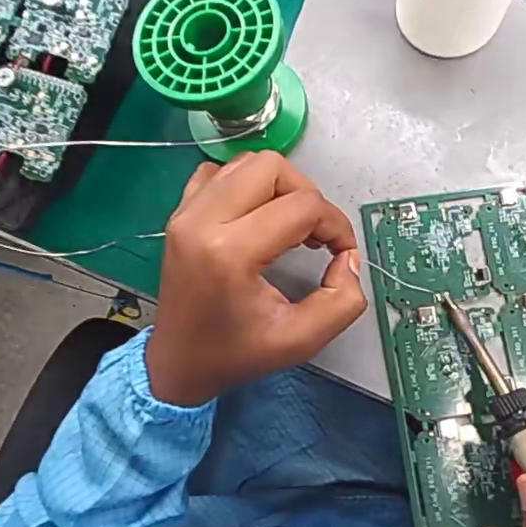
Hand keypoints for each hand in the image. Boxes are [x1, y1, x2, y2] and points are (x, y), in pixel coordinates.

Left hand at [145, 152, 366, 405]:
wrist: (177, 363)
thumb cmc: (234, 354)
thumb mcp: (301, 340)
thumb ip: (342, 300)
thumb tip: (347, 258)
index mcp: (230, 252)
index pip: (302, 207)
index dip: (336, 225)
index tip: (340, 252)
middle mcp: (202, 221)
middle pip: (272, 167)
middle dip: (307, 194)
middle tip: (313, 233)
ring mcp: (185, 213)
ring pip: (245, 163)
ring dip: (278, 186)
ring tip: (288, 225)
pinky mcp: (178, 214)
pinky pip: (217, 173)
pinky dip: (244, 185)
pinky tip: (254, 216)